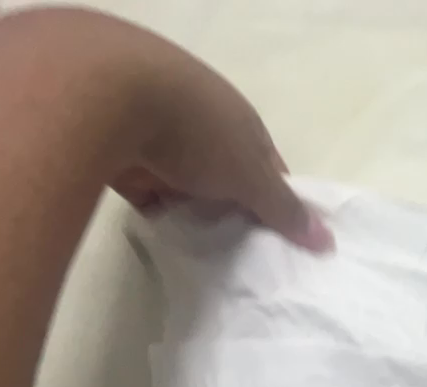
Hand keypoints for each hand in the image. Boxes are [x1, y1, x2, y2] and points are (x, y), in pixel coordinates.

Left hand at [0, 8, 332, 251]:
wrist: (98, 91)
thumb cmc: (194, 129)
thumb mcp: (252, 176)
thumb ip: (285, 210)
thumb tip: (328, 241)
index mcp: (240, 118)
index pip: (270, 166)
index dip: (279, 202)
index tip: (284, 240)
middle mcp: (202, 119)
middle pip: (229, 175)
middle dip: (238, 210)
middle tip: (250, 256)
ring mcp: (158, 131)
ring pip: (188, 184)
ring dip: (198, 212)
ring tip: (212, 254)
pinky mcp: (119, 148)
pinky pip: (150, 192)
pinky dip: (162, 214)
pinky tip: (171, 241)